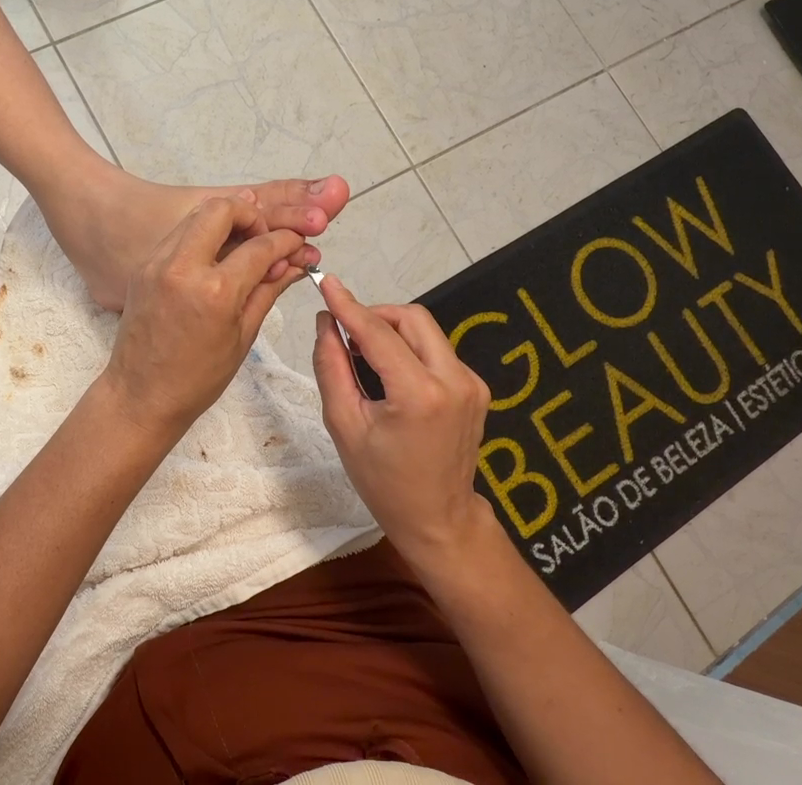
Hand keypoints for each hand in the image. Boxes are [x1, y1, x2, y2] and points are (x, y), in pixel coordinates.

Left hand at [103, 194, 314, 436]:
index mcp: (215, 291)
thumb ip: (268, 290)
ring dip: (224, 220)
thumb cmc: (198, 378)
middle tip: (263, 238)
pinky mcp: (144, 266)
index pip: (260, 246)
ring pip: (197, 215)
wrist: (141, 395)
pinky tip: (215, 256)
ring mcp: (157, 263)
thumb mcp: (243, 335)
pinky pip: (178, 234)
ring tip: (242, 245)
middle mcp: (183, 267)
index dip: (286, 241)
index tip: (297, 243)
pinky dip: (201, 234)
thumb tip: (295, 263)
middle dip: (251, 215)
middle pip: (223, 208)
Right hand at [312, 277, 494, 556]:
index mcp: (419, 394)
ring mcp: (472, 383)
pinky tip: (388, 373)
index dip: (348, 306)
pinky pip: (436, 351)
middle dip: (374, 315)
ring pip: (426, 331)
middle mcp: (454, 381)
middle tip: (344, 332)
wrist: (437, 517)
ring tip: (362, 354)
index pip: (378, 333)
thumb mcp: (344, 425)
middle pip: (412, 318)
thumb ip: (332, 367)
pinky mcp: (476, 388)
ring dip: (391, 331)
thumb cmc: (382, 479)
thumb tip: (325, 324)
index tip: (326, 283)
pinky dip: (408, 350)